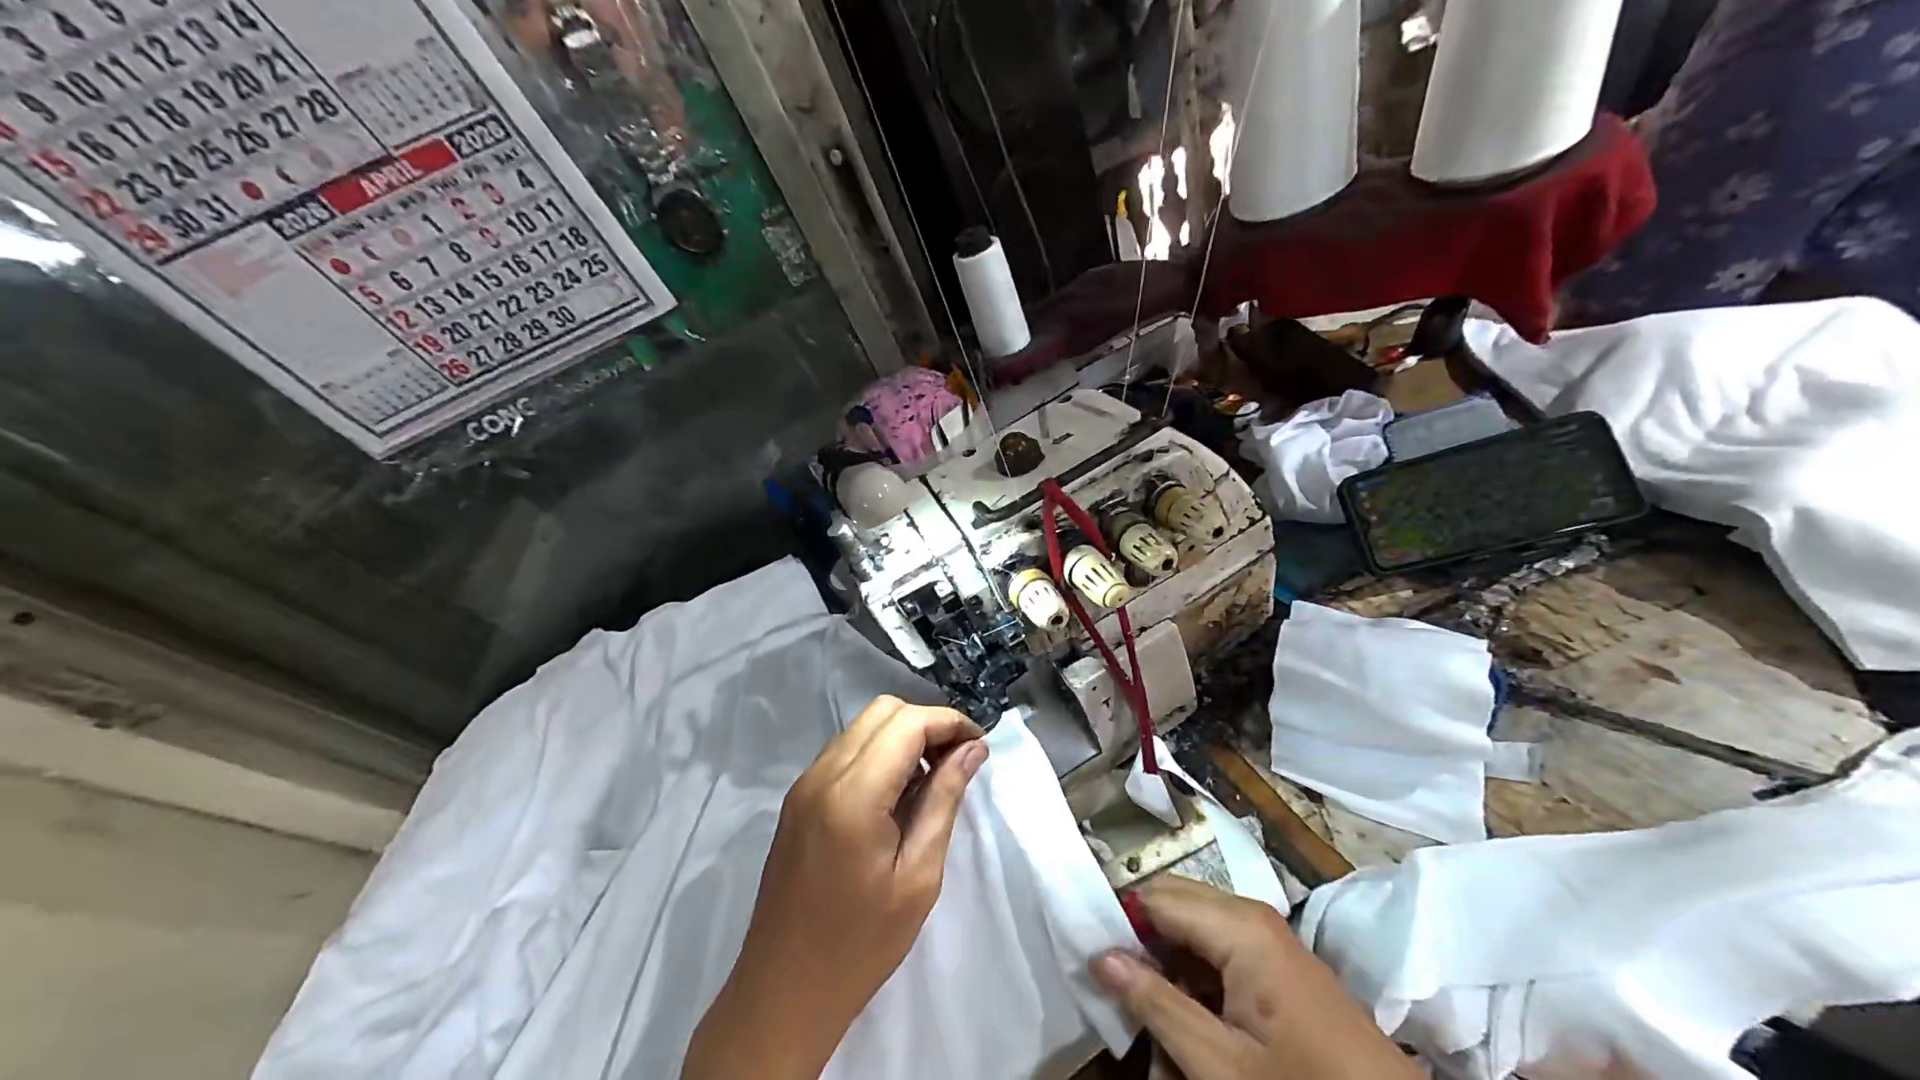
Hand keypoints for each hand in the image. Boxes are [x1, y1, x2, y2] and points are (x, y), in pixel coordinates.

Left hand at [682, 696, 986, 1079]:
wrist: (784, 989)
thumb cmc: (861, 943)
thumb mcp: (918, 874)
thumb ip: (944, 799)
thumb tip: (973, 748)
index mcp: (853, 793)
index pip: (908, 722)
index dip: (950, 722)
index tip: (980, 746)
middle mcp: (822, 774)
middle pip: (883, 711)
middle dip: (927, 723)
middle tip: (958, 761)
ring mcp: (804, 784)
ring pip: (862, 727)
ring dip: (903, 736)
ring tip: (932, 779)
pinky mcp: (798, 799)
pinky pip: (845, 751)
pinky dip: (879, 753)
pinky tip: (897, 794)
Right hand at [1092, 876, 1421, 1079]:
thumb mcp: (1220, 1063)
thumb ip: (1155, 1003)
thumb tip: (1098, 955)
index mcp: (1237, 925)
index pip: (1153, 898)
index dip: (1116, 922)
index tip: (1086, 954)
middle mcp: (1249, 913)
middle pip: (1171, 902)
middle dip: (1138, 937)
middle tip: (1112, 982)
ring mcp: (1265, 934)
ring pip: (1190, 923)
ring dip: (1162, 957)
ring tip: (1142, 1002)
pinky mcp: (1273, 957)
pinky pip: (1215, 944)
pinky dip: (1190, 969)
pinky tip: (1181, 1009)